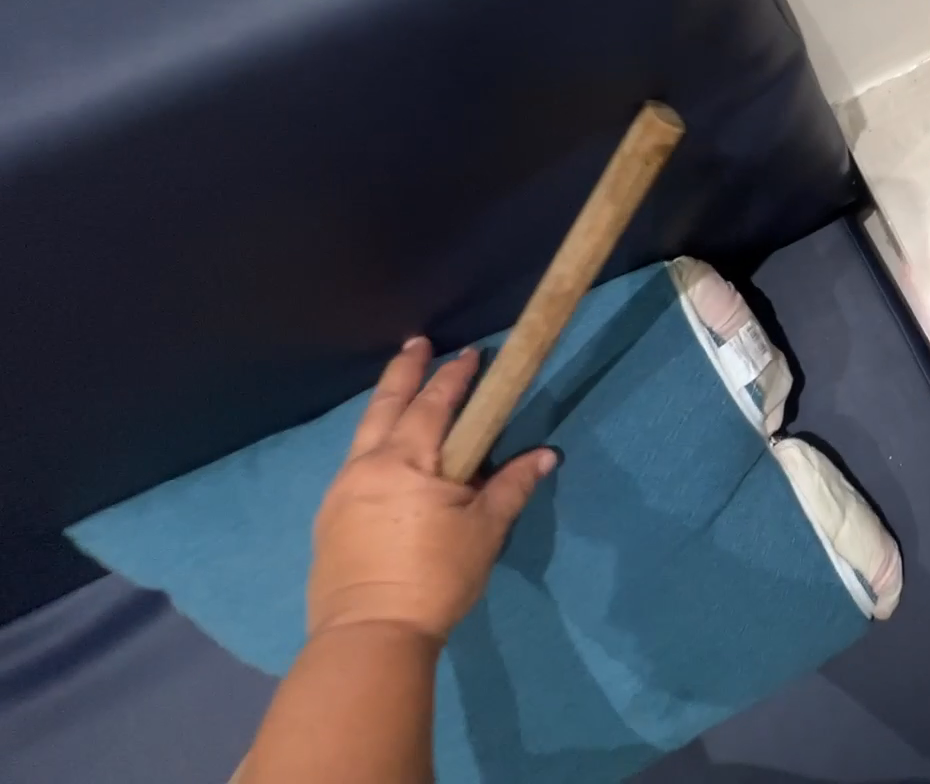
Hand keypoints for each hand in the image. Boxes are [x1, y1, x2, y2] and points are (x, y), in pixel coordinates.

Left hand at [308, 338, 558, 642]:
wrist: (371, 635)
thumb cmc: (436, 575)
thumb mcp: (486, 527)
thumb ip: (514, 484)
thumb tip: (546, 455)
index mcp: (406, 464)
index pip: (435, 407)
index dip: (455, 378)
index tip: (471, 353)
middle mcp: (367, 468)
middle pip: (387, 407)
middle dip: (405, 372)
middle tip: (417, 344)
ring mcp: (343, 493)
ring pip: (366, 433)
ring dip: (388, 403)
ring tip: (403, 386)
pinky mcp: (332, 518)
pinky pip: (357, 461)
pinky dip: (376, 438)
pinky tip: (387, 445)